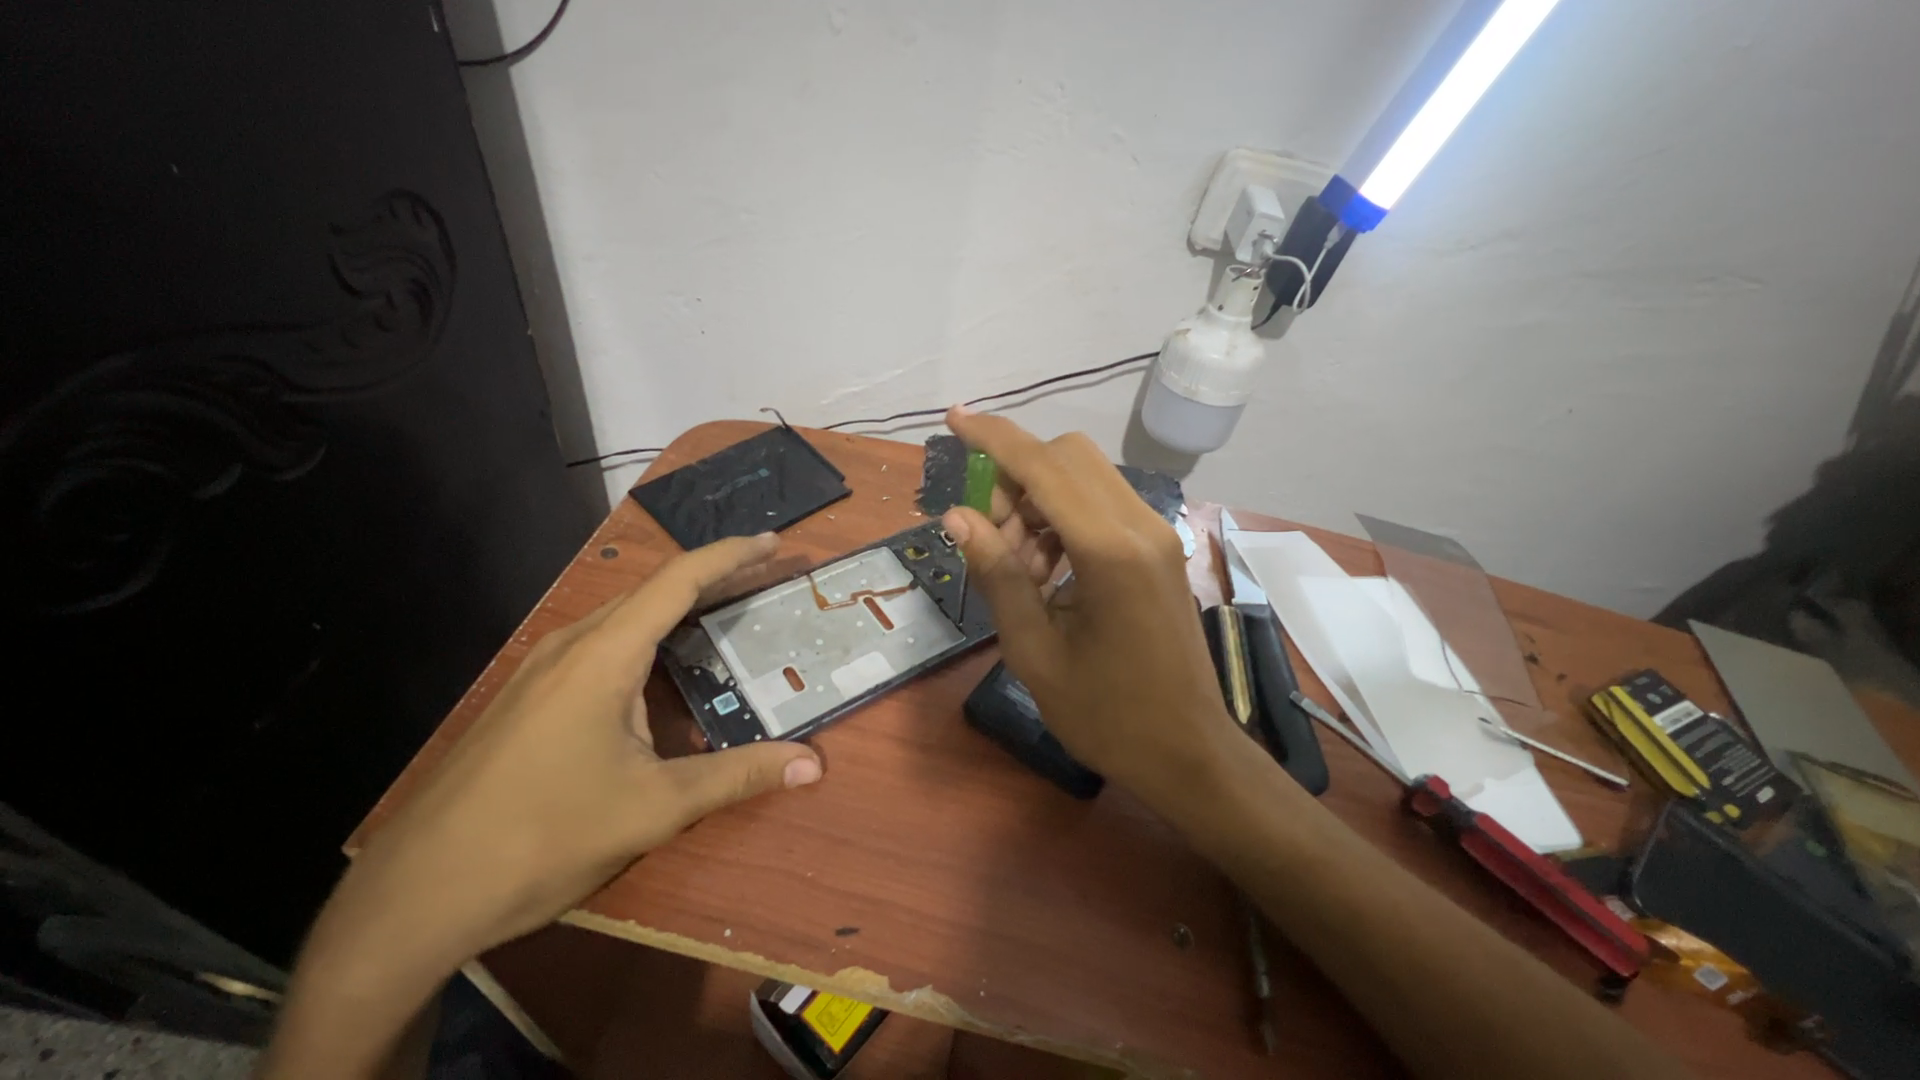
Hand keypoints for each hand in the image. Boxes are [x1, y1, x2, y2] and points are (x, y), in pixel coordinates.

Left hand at [334, 533, 823, 970]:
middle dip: (712, 582)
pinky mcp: (527, 702)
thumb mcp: (654, 807)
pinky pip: (600, 652)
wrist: (420, 890)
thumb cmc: (544, 836)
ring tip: (725, 620)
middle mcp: (570, 648)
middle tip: (766, 582)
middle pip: (651, 594)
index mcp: (602, 656)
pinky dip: (646, 647)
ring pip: (622, 624)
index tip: (772, 542)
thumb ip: (736, 776)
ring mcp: (541, 674)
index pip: (677, 582)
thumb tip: (812, 764)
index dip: (730, 556)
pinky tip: (661, 679)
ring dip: (676, 615)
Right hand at [940, 407, 1242, 805]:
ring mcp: (1156, 535)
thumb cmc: (1105, 714)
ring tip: (1017, 568)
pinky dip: (1065, 519)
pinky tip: (1047, 573)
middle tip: (990, 539)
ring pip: (1086, 478)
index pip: (1042, 466)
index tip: (953, 418)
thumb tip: (958, 515)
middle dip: (1015, 478)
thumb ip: (998, 573)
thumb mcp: (1034, 650)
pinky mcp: (1159, 550)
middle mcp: (1139, 526)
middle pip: (1068, 456)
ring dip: (1038, 502)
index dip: (993, 438)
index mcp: (1108, 550)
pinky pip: (1103, 506)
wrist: (1187, 752)